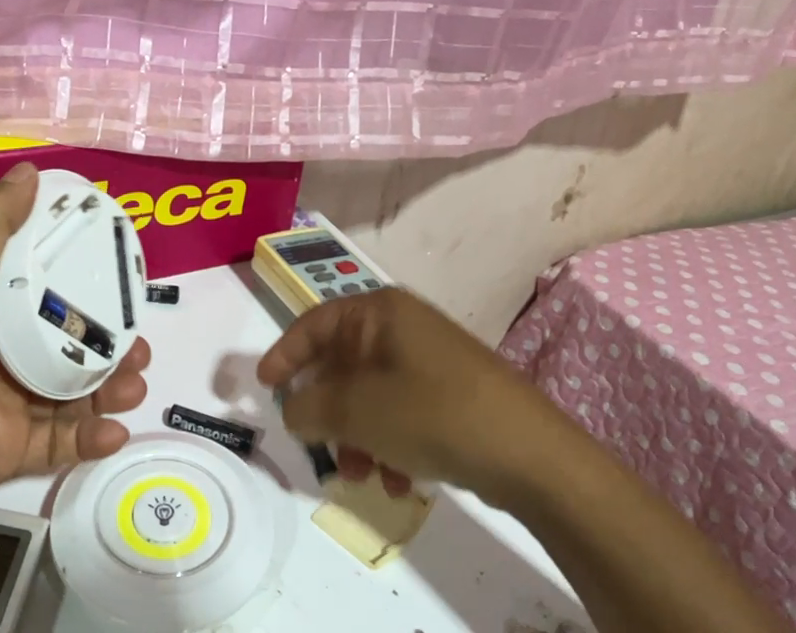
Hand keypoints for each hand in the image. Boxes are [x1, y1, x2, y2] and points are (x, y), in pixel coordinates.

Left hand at [0, 162, 149, 569]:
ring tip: (135, 389)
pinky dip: (87, 437)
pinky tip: (112, 435)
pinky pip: (55, 441)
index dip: (78, 272)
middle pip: (58, 336)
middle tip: (141, 347)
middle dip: (106, 340)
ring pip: (65, 389)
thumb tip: (28, 168)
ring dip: (106, 388)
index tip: (122, 271)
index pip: (34, 278)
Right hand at [257, 287, 549, 498]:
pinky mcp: (451, 395)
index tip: (264, 386)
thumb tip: (293, 408)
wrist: (531, 454)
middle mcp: (404, 327)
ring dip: (357, 436)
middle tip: (318, 447)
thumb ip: (311, 407)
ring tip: (362, 476)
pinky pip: (402, 413)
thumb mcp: (359, 411)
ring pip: (371, 395)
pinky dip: (390, 444)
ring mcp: (431, 361)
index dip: (285, 354)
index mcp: (380, 312)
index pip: (315, 323)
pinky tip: (397, 482)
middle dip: (327, 411)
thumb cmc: (434, 413)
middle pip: (343, 364)